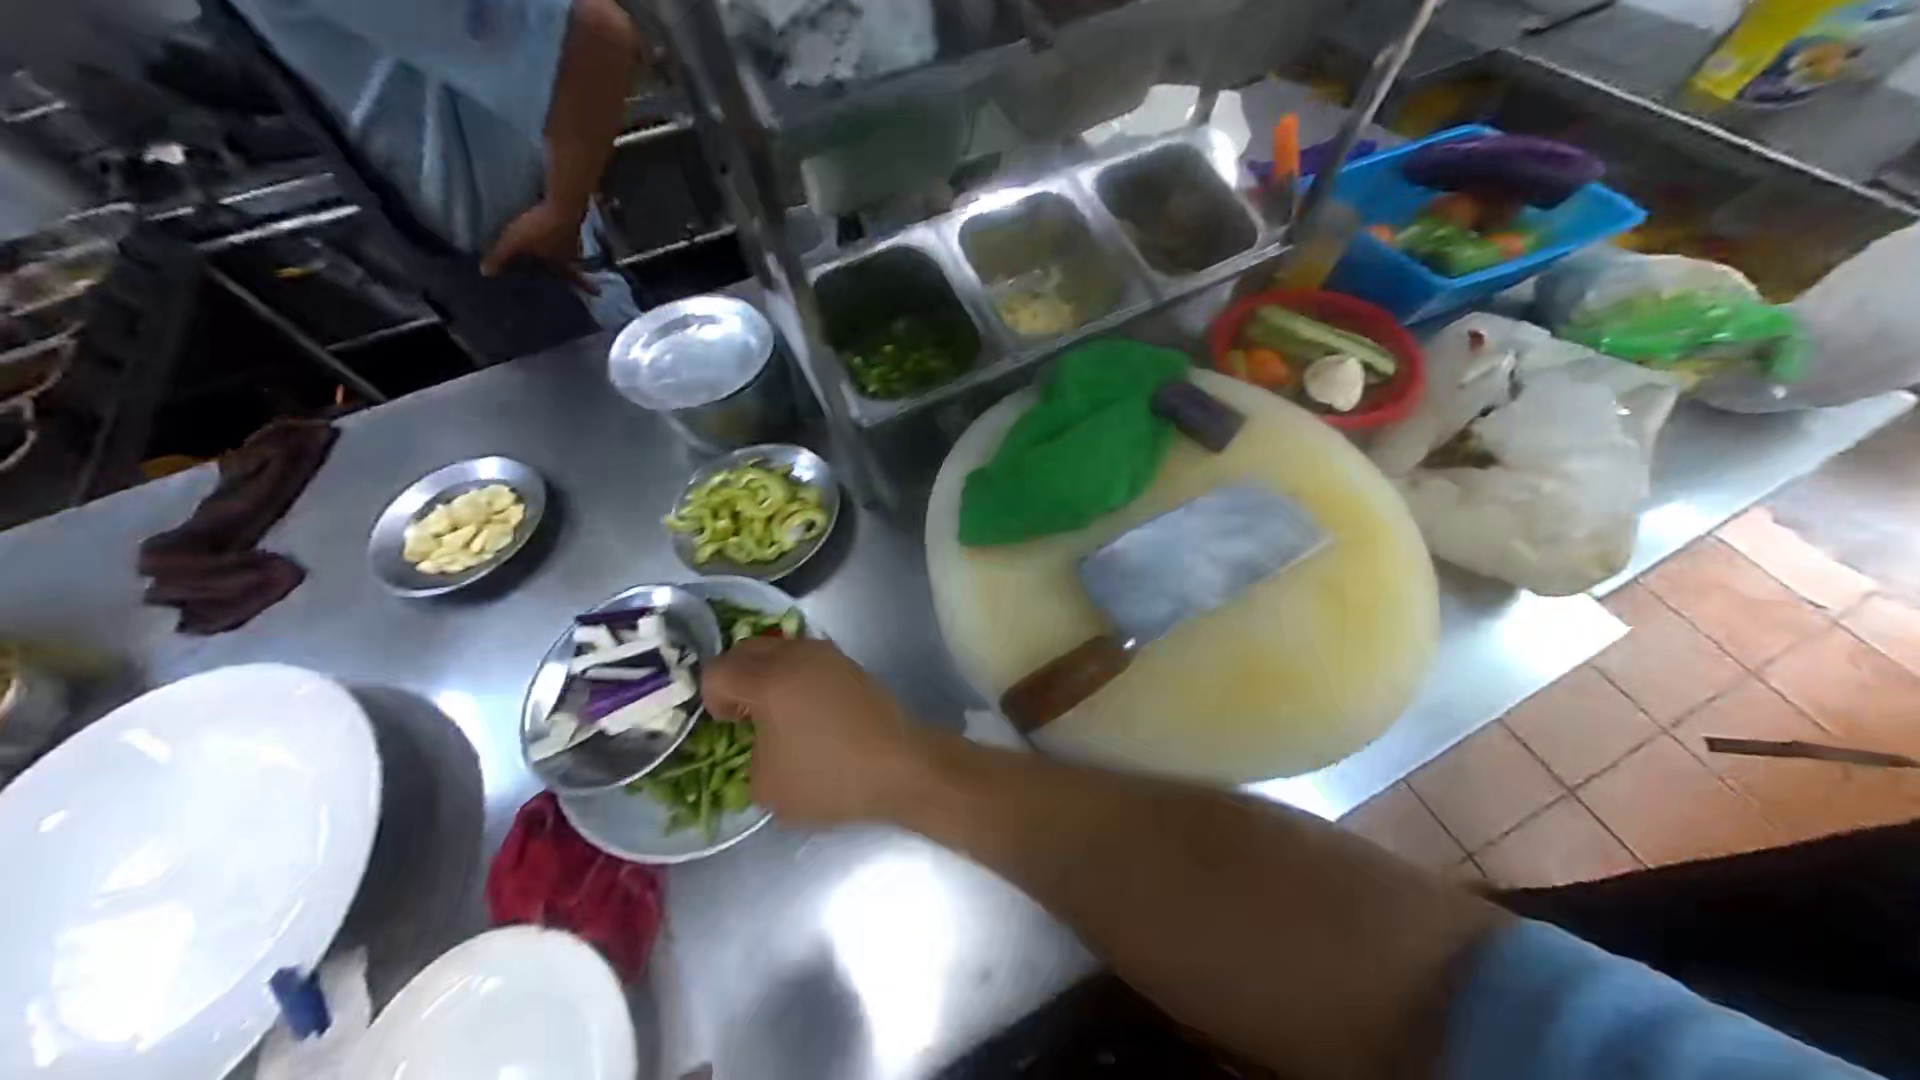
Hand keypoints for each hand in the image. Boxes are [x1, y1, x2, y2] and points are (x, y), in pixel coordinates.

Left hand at [479, 198, 596, 291]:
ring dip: (566, 251)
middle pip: (571, 265)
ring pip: (569, 249)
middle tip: (570, 271)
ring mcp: (574, 238)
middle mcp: (572, 255)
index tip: (598, 293)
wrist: (563, 203)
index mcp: (562, 266)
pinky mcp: (572, 222)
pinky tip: (556, 229)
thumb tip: (485, 274)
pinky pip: (565, 234)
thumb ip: (501, 258)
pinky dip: (561, 235)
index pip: (574, 281)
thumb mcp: (515, 244)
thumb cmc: (541, 230)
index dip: (584, 287)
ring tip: (557, 248)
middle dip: (572, 269)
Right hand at [701, 638, 932, 825]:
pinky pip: (806, 657)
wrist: (901, 766)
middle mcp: (796, 655)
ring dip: (766, 672)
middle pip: (745, 650)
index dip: (713, 699)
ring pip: (779, 648)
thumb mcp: (767, 786)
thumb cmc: (830, 778)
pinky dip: (795, 674)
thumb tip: (759, 739)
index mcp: (769, 679)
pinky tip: (807, 708)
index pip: (718, 670)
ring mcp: (827, 655)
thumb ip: (748, 754)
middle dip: (735, 678)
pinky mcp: (849, 663)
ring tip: (777, 711)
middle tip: (745, 714)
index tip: (730, 725)